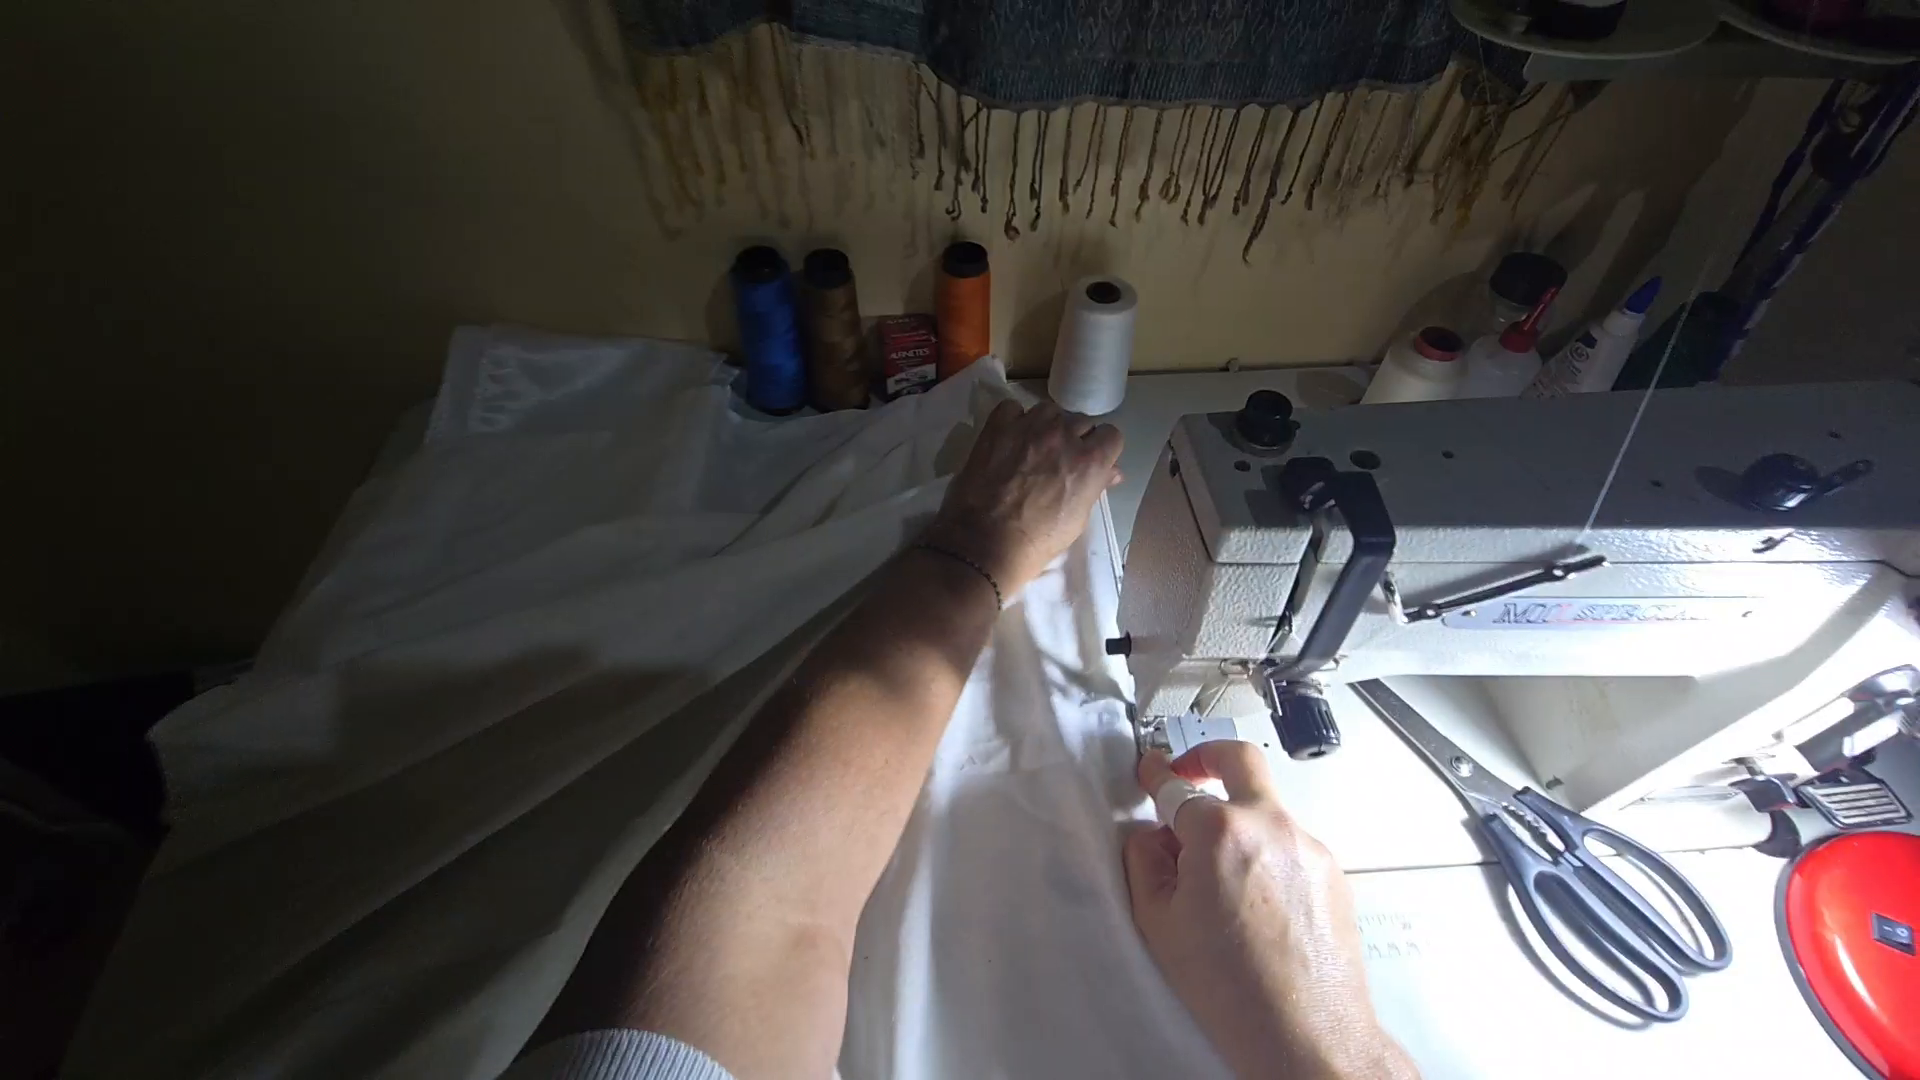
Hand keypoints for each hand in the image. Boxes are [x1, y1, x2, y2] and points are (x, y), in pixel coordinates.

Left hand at [926, 399, 1121, 592]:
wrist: (984, 543)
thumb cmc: (1037, 540)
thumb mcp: (1077, 519)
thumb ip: (1095, 486)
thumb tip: (1111, 472)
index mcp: (1090, 460)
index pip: (1111, 435)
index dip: (1100, 449)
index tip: (1089, 461)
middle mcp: (1064, 435)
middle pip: (1080, 421)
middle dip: (1074, 438)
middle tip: (1058, 460)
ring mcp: (1030, 426)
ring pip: (1049, 410)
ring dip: (1047, 425)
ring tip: (1034, 447)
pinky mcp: (998, 426)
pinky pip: (1013, 408)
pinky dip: (1014, 419)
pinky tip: (1010, 438)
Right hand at [1123, 743, 1418, 1079]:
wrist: (1308, 1039)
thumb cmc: (1234, 990)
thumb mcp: (1158, 922)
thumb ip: (1144, 861)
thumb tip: (1150, 836)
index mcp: (1220, 832)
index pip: (1178, 786)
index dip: (1156, 773)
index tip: (1151, 769)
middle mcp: (1270, 826)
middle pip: (1238, 759)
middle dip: (1206, 756)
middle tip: (1189, 771)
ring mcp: (1307, 847)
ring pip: (1265, 806)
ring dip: (1238, 817)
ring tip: (1219, 871)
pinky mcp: (1331, 871)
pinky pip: (1287, 842)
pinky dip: (1264, 851)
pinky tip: (1252, 897)